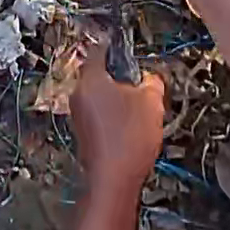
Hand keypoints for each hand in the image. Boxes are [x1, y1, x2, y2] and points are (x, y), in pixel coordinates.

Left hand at [69, 41, 165, 200]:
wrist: (114, 181)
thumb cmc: (130, 137)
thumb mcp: (151, 102)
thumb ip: (152, 82)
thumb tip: (150, 78)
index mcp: (91, 80)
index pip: (99, 52)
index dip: (114, 48)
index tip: (126, 47)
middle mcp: (78, 94)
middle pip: (99, 75)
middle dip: (120, 78)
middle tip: (140, 84)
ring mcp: (77, 115)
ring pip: (99, 95)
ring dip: (116, 97)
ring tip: (138, 110)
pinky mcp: (82, 133)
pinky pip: (98, 113)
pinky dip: (112, 114)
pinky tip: (129, 127)